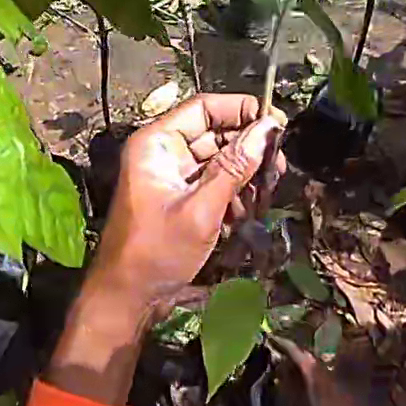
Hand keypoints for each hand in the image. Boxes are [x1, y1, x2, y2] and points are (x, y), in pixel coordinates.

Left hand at [45, 94, 283, 405]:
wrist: (128, 297)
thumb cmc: (157, 251)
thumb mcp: (201, 209)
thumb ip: (235, 167)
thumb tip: (268, 129)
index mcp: (156, 144)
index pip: (204, 108)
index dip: (242, 111)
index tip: (277, 125)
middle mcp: (163, 153)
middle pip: (215, 134)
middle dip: (248, 150)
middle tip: (278, 169)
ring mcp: (172, 176)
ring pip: (218, 160)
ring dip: (244, 176)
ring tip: (263, 198)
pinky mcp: (180, 199)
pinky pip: (213, 183)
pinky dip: (232, 194)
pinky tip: (245, 215)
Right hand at [253, 337, 405, 405]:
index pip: (312, 369)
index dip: (294, 352)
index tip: (275, 340)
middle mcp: (352, 405)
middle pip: (326, 375)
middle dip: (304, 365)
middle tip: (280, 363)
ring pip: (339, 389)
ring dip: (319, 383)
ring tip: (295, 385)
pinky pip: (351, 405)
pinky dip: (333, 402)